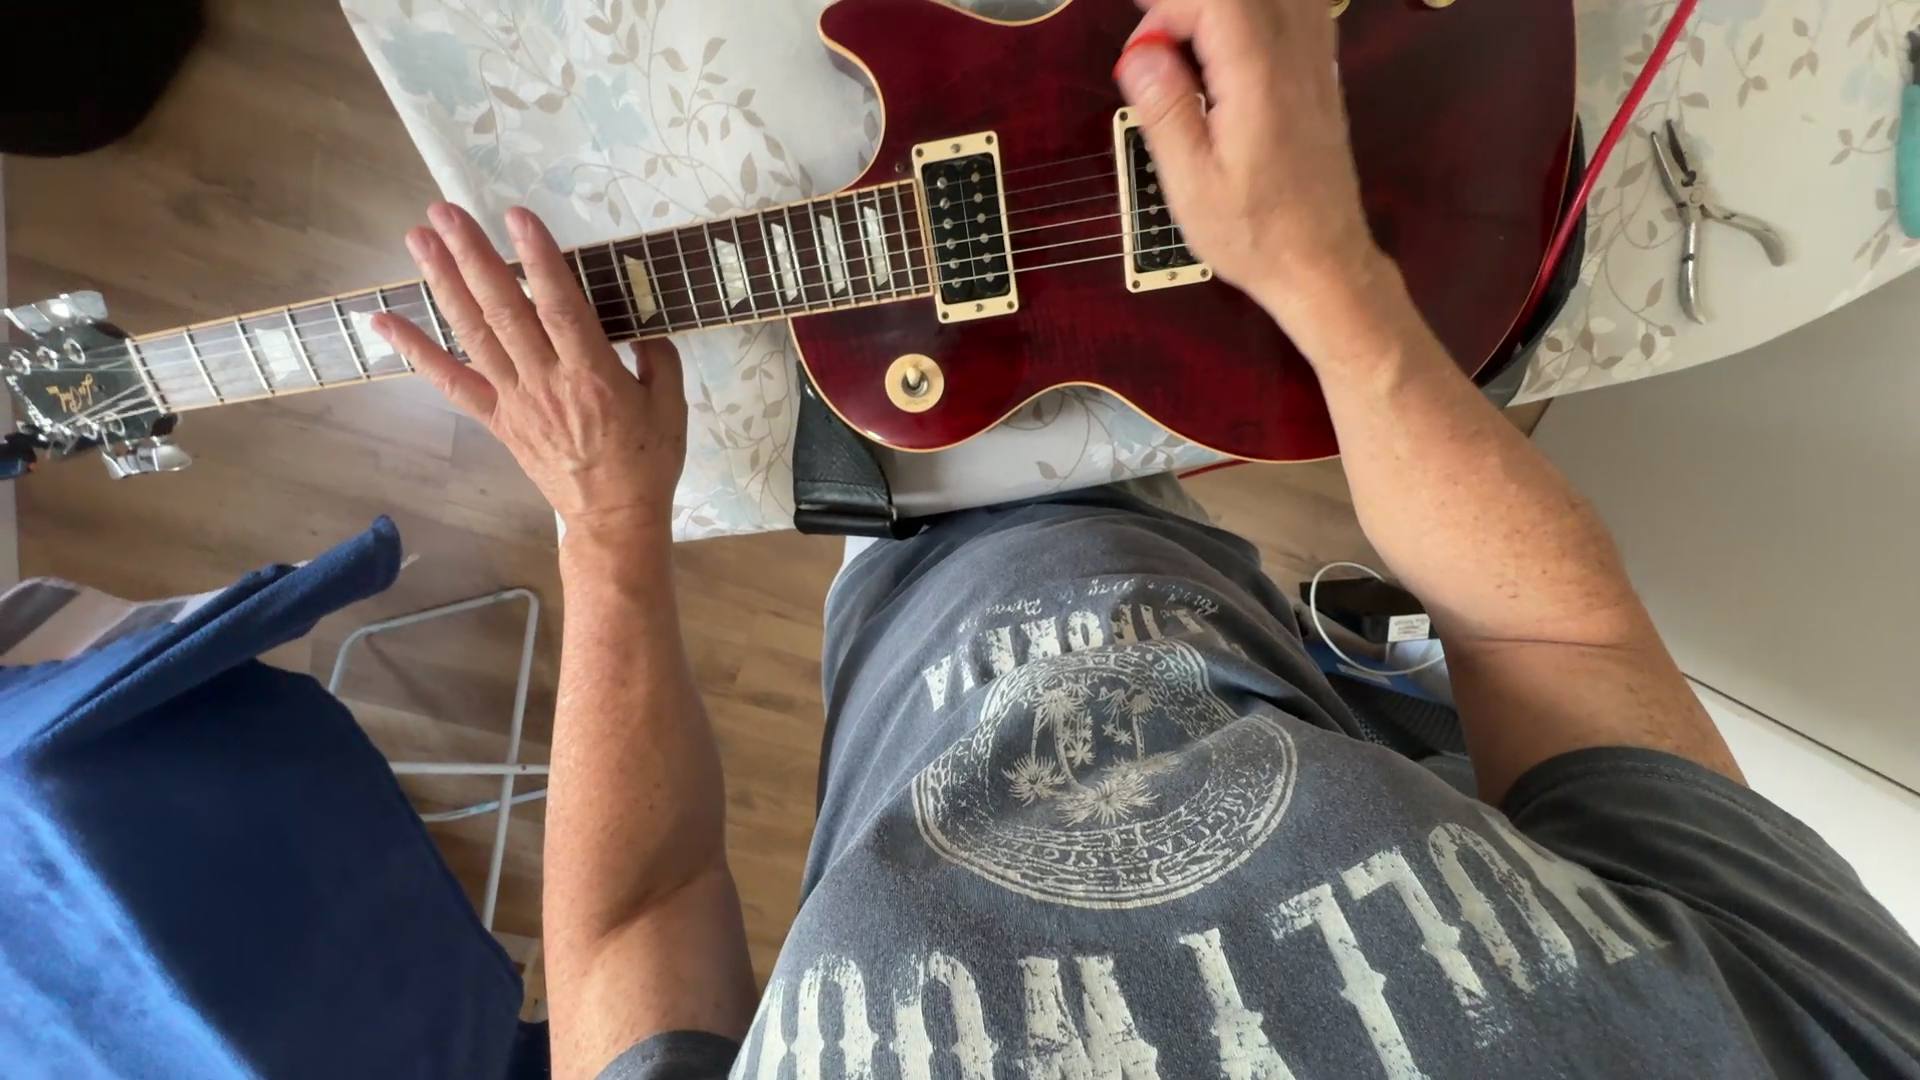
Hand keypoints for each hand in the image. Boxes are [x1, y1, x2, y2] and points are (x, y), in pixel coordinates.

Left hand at [372, 203, 685, 545]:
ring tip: (419, 239)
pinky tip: (384, 320)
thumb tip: (641, 328)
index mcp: (594, 375)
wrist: (614, 516)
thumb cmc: (649, 462)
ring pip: (474, 334)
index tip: (518, 216)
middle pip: (504, 310)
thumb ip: (659, 361)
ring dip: (444, 284)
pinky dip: (416, 351)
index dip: (539, 260)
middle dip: (474, 257)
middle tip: (445, 212)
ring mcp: (516, 399)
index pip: (561, 306)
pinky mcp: (498, 419)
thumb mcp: (673, 409)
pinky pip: (453, 382)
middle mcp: (547, 381)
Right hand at [1113, 0, 1387, 327]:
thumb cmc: (1252, 234)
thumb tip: (1138, 54)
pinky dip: (1255, 14)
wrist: (1319, 260)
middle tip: (1152, 43)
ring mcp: (1316, 58)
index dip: (1166, 9)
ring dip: (1220, 10)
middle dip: (1187, 5)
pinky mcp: (1322, 72)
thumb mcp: (1192, 185)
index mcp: (1259, 78)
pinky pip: (1295, 8)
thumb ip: (1165, 111)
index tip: (1138, 55)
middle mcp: (1295, 54)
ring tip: (1183, 43)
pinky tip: (1228, 49)